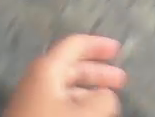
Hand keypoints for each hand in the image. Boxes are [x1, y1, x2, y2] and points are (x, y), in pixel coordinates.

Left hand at [5, 35, 127, 116]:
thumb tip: (107, 95)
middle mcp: (39, 77)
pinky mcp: (32, 115)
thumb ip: (101, 100)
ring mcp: (34, 98)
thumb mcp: (82, 114)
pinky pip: (60, 103)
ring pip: (67, 88)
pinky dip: (78, 105)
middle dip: (98, 72)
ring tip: (111, 102)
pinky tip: (89, 115)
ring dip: (90, 91)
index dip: (98, 45)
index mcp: (48, 67)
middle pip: (72, 66)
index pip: (75, 45)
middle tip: (122, 79)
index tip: (118, 49)